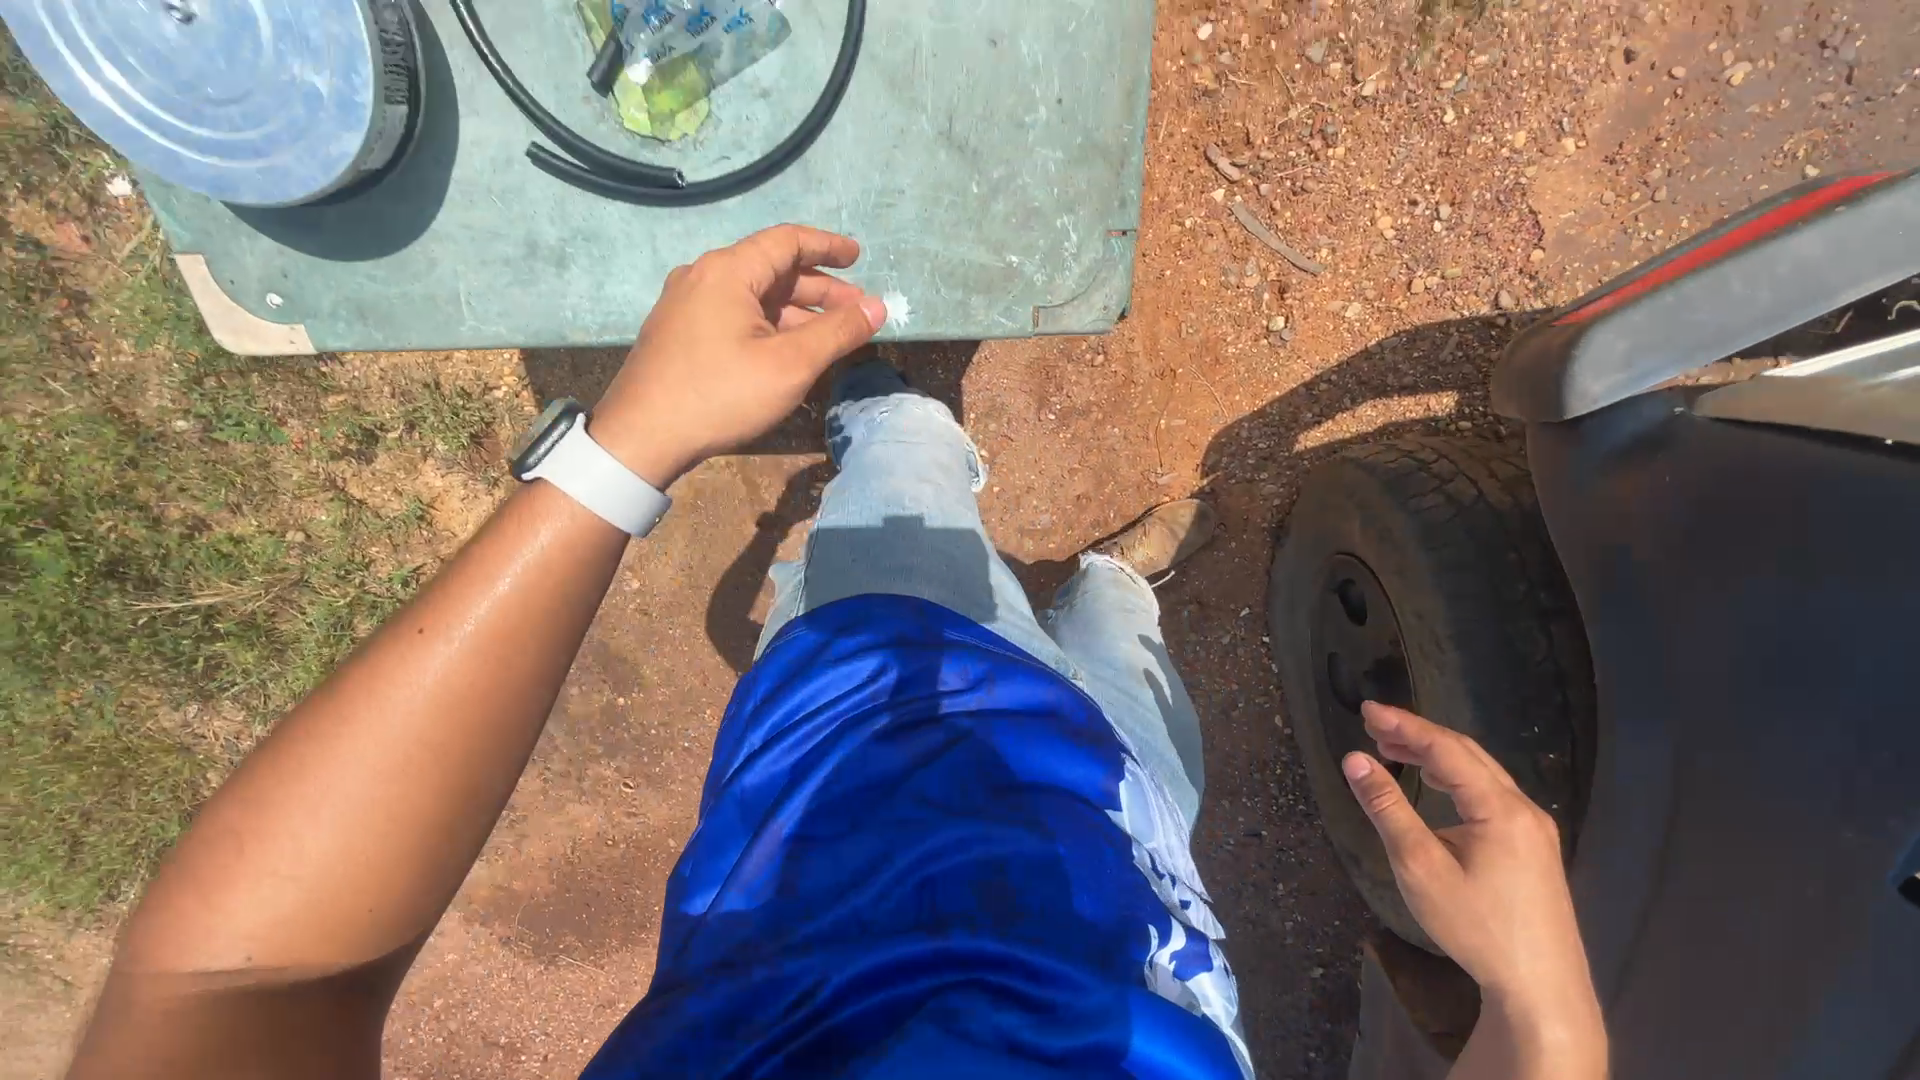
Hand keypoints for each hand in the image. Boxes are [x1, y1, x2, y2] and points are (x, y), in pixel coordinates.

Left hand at [589, 225, 887, 486]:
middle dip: (818, 288)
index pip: (787, 242)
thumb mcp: (790, 365)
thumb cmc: (721, 395)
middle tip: (856, 310)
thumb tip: (877, 307)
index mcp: (728, 271)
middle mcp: (703, 277)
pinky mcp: (680, 333)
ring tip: (829, 335)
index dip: (828, 247)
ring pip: (753, 297)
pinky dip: (769, 324)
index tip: (858, 257)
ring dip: (795, 311)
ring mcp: (686, 305)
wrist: (642, 437)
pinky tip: (787, 350)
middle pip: (771, 270)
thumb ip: (837, 332)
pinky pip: (734, 316)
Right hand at [1342, 703, 1603, 1066]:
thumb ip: (1387, 807)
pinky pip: (1489, 793)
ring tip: (1392, 748)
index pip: (1446, 749)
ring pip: (1480, 773)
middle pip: (1467, 754)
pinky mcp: (1532, 847)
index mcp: (1500, 808)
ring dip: (1435, 755)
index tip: (1366, 709)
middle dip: (1418, 734)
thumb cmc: (1476, 925)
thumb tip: (1354, 759)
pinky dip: (1453, 777)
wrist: (1541, 988)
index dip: (1404, 724)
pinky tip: (1432, 784)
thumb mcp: (1419, 865)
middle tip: (1372, 724)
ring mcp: (1533, 829)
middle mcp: (1523, 809)